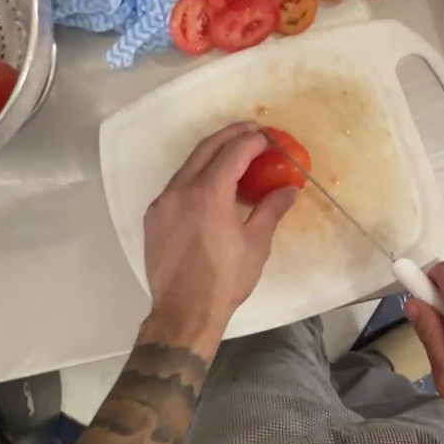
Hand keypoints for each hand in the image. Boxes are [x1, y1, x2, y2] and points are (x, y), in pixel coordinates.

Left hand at [142, 122, 296, 346]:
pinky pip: (177, 186)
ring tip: (233, 154)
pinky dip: (196, 176)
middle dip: (230, 135)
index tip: (268, 138)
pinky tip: (211, 186)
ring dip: (212, 154)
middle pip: (206, 149)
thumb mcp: (256, 244)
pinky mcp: (154, 217)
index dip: (253, 141)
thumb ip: (271, 210)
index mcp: (208, 193)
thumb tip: (289, 189)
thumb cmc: (225, 279)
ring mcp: (163, 203)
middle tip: (251, 131)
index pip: (233, 153)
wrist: (183, 312)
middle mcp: (180, 190)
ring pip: (188, 166)